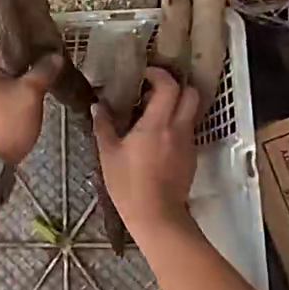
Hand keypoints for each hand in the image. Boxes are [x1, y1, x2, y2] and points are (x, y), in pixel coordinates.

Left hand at [0, 40, 62, 163]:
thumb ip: (43, 71)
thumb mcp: (30, 94)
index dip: (6, 34)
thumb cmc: (5, 124)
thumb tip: (54, 56)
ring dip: (6, 75)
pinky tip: (17, 95)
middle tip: (33, 57)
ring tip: (29, 76)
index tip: (26, 37)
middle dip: (9, 56)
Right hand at [93, 66, 200, 233]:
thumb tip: (98, 106)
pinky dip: (175, 124)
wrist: (157, 216)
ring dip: (176, 105)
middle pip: (191, 93)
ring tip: (152, 113)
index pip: (169, 86)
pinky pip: (187, 130)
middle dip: (176, 85)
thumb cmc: (128, 184)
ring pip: (191, 111)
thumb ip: (103, 126)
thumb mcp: (108, 154)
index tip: (144, 74)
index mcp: (157, 123)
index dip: (159, 74)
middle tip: (153, 90)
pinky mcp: (191, 156)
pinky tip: (156, 137)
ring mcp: (188, 142)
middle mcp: (178, 128)